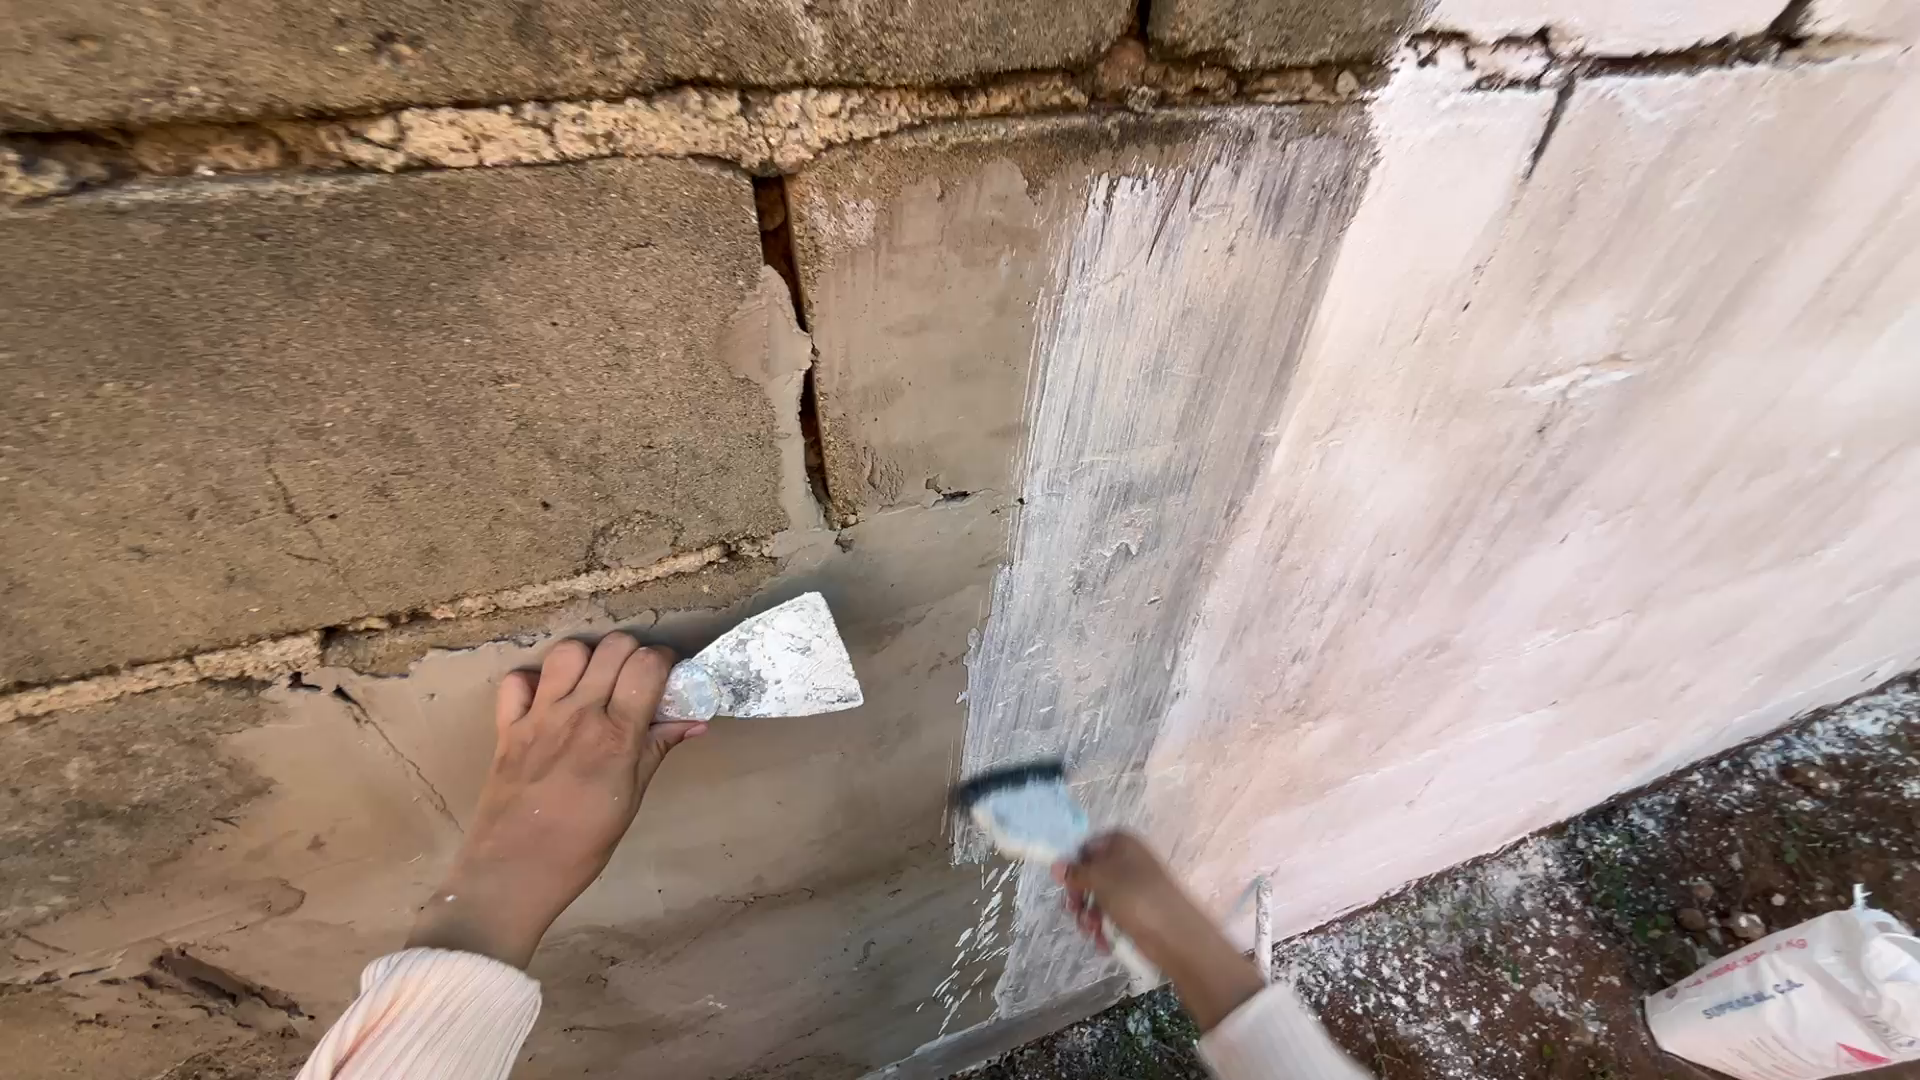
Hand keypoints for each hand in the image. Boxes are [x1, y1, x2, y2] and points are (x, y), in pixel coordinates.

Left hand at [407, 633, 705, 967]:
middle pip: (614, 646)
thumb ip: (658, 748)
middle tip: (636, 677)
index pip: (648, 665)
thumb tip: (696, 721)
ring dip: (589, 657)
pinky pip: (516, 681)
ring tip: (595, 680)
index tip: (670, 674)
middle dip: (633, 652)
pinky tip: (549, 699)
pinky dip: (535, 681)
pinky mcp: (506, 728)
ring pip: (568, 651)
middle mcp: (579, 714)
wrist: (510, 876)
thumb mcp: (633, 796)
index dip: (666, 660)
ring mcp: (538, 717)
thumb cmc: (582, 844)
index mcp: (616, 734)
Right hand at [1052, 831, 1186, 950]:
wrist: (1178, 937)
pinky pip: (1111, 917)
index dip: (1073, 865)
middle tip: (1074, 911)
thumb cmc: (1137, 898)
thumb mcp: (1101, 879)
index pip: (1086, 847)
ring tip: (1092, 932)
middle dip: (1079, 896)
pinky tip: (1103, 943)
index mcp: (1121, 843)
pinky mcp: (1136, 914)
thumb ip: (1076, 872)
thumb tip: (1055, 865)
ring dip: (1089, 917)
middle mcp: (1126, 862)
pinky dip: (1103, 929)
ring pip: (1098, 899)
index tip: (1063, 884)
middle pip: (1090, 875)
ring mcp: (1132, 889)